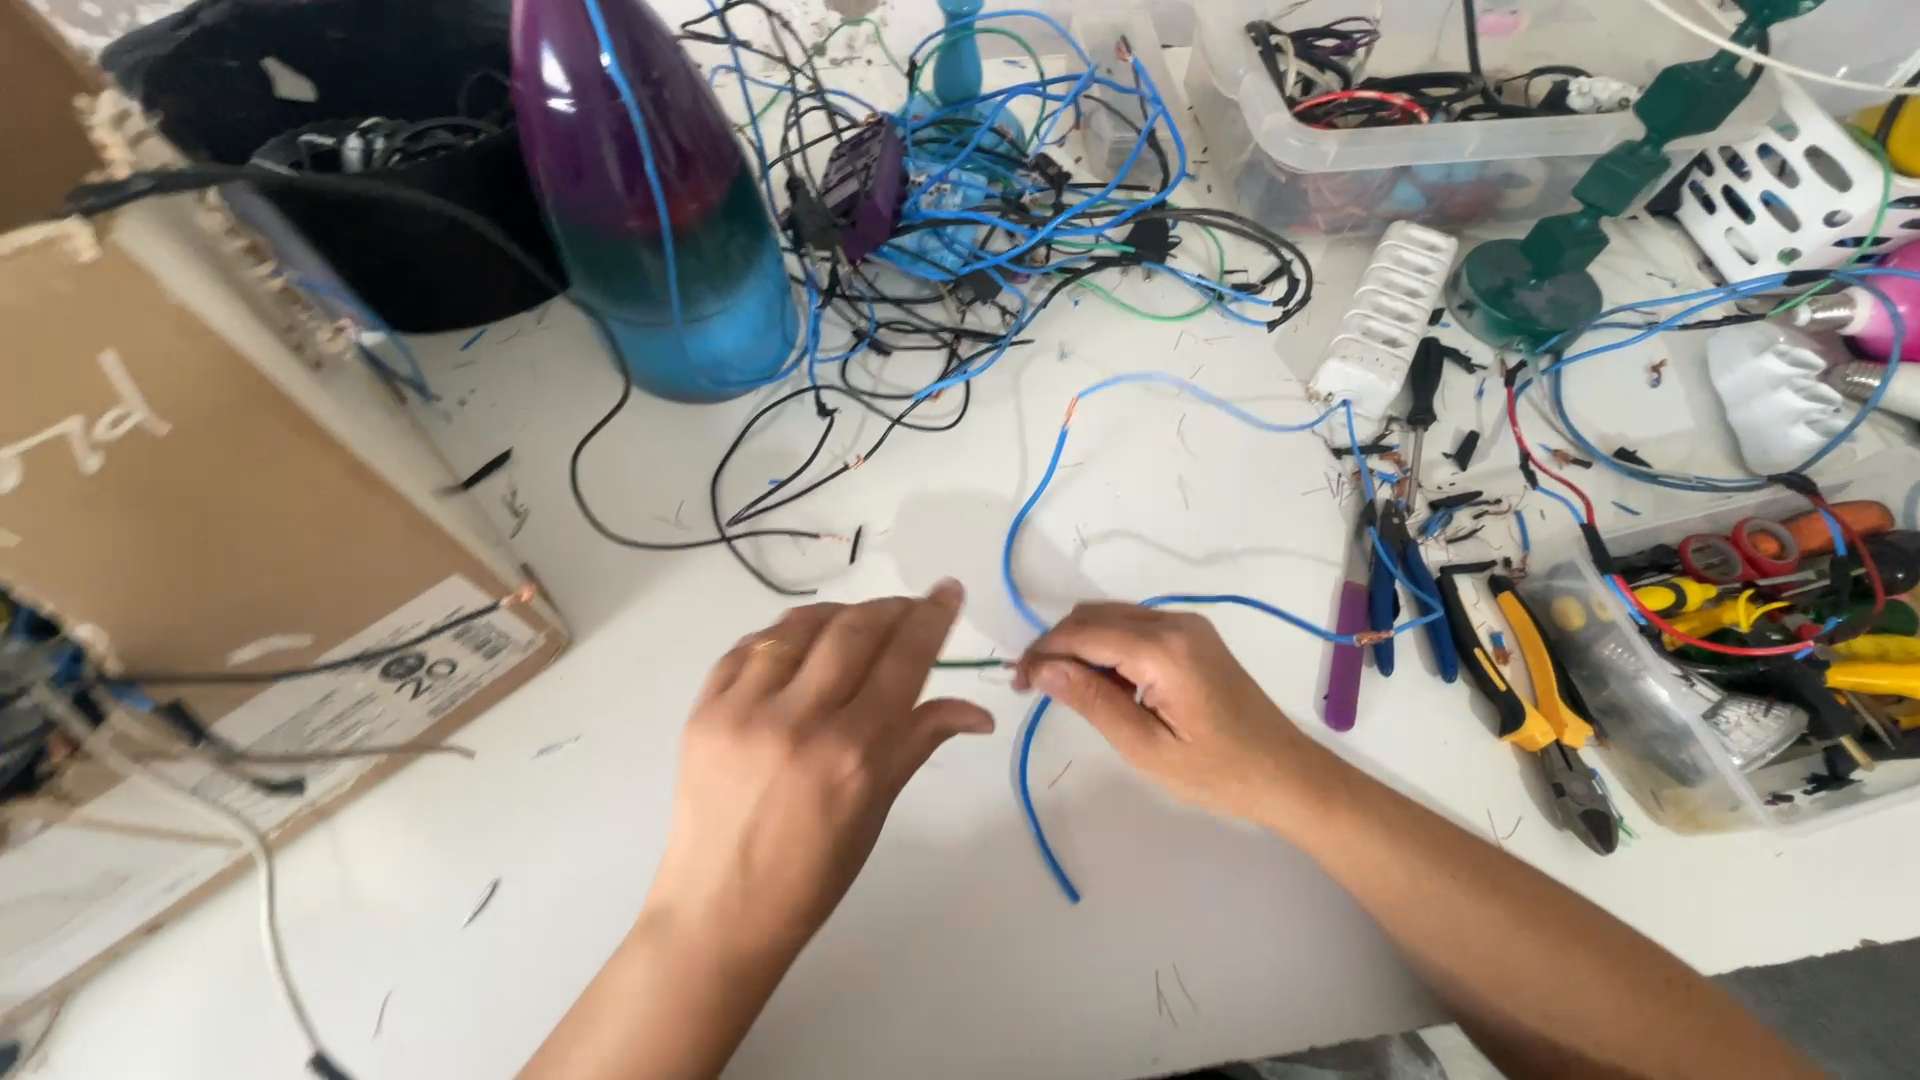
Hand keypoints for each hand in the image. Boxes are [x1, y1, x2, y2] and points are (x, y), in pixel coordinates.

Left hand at [645, 580, 992, 959]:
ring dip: (838, 614)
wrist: (719, 910)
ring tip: (857, 622)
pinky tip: (799, 642)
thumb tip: (976, 710)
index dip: (932, 618)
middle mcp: (801, 720)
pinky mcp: (703, 710)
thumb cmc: (812, 873)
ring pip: (800, 626)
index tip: (948, 590)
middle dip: (892, 608)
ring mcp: (744, 710)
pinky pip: (749, 647)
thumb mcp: (877, 809)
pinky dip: (782, 635)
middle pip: (855, 630)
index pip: (904, 661)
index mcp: (854, 753)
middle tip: (910, 607)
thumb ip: (919, 741)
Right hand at [1013, 602, 1331, 825]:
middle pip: (1093, 616)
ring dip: (1080, 645)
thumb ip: (1092, 700)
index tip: (1017, 681)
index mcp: (1164, 650)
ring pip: (1111, 617)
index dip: (1043, 652)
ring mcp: (1187, 626)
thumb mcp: (1146, 747)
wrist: (1286, 774)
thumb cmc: (1218, 773)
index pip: (1084, 633)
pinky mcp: (1192, 636)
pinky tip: (1103, 684)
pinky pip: (1133, 628)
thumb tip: (1043, 668)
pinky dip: (1107, 647)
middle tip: (1033, 686)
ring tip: (1063, 688)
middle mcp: (1174, 623)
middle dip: (1056, 645)